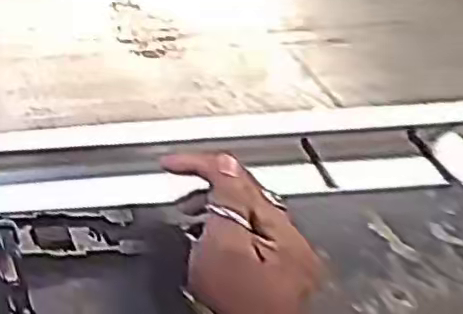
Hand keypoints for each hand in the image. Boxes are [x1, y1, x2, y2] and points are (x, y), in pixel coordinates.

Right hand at [162, 153, 322, 313]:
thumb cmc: (236, 302)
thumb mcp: (223, 242)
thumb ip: (227, 198)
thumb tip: (225, 164)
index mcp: (284, 235)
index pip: (239, 179)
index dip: (199, 165)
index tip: (169, 164)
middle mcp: (293, 246)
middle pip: (244, 196)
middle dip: (205, 189)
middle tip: (177, 194)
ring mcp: (287, 262)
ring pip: (244, 214)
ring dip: (212, 209)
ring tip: (188, 219)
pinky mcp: (275, 275)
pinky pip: (246, 234)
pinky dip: (222, 228)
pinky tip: (206, 239)